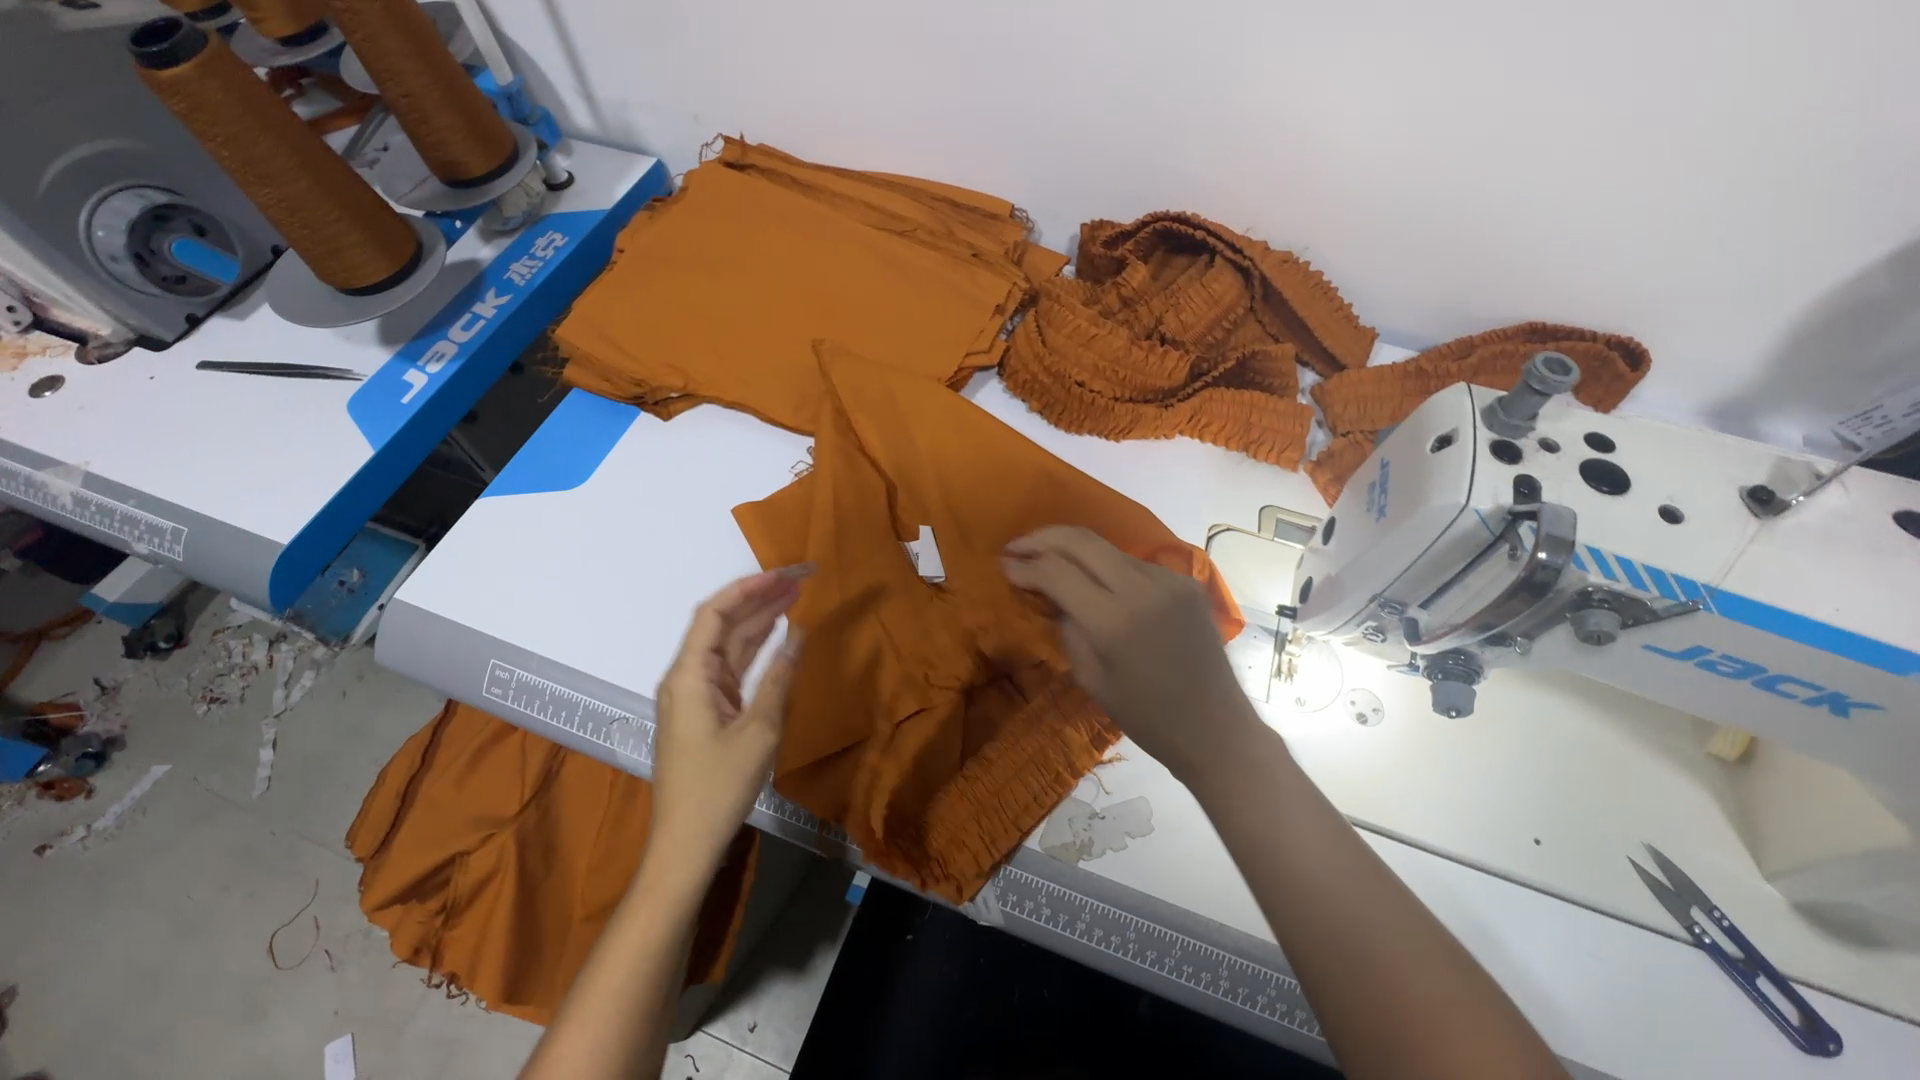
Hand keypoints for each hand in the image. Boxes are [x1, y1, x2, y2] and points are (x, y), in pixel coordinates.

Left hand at [651, 566, 809, 868]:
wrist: (687, 840)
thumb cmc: (719, 786)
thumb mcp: (759, 731)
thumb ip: (779, 678)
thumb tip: (798, 635)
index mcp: (689, 675)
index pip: (715, 613)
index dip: (750, 588)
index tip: (786, 574)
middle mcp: (687, 677)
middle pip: (722, 624)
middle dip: (760, 598)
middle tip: (802, 579)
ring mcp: (696, 695)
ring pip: (729, 645)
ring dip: (760, 621)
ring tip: (796, 597)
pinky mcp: (707, 712)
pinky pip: (732, 669)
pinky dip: (756, 651)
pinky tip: (779, 636)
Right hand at [1002, 526, 1257, 781]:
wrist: (1215, 728)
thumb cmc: (1147, 718)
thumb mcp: (1091, 678)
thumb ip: (1067, 628)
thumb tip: (1051, 594)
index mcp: (1114, 620)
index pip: (1056, 571)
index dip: (1025, 565)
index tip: (1004, 566)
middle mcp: (1143, 588)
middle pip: (1081, 540)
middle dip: (1043, 538)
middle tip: (1016, 547)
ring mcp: (1169, 580)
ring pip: (1108, 547)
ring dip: (1073, 548)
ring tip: (1047, 557)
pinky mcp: (1186, 581)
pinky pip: (1133, 562)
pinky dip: (1104, 563)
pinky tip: (1090, 577)